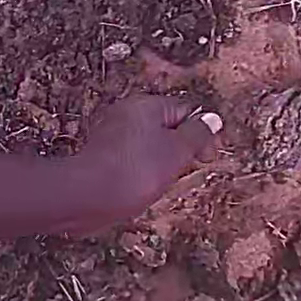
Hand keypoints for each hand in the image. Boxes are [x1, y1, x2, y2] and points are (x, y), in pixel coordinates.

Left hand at [59, 95, 221, 233]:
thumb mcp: (177, 151)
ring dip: (161, 162)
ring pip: (150, 145)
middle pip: (166, 127)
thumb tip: (211, 119)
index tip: (207, 158)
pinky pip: (132, 159)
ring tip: (160, 181)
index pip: (186, 110)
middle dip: (180, 149)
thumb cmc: (136, 170)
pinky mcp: (102, 155)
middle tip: (183, 171)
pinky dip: (142, 171)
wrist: (88, 195)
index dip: (202, 133)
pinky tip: (141, 187)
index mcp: (146, 105)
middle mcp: (126, 113)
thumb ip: (197, 134)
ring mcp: (112, 134)